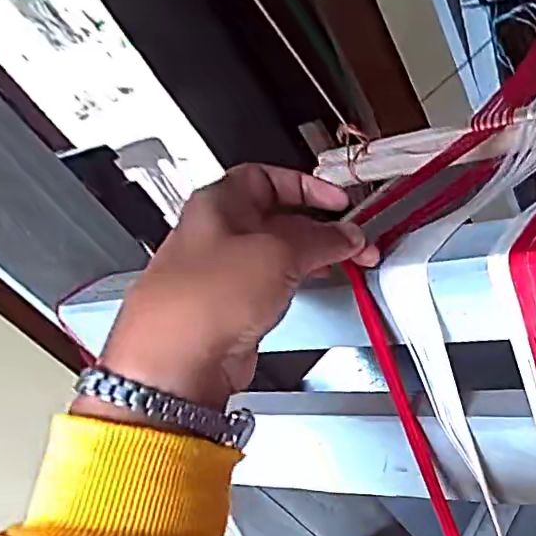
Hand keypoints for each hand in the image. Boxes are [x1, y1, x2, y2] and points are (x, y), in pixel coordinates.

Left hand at [83, 164, 380, 412]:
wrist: (181, 357)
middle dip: (322, 229)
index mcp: (218, 205)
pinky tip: (314, 290)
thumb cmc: (203, 300)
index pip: (267, 178)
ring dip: (315, 258)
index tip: (337, 200)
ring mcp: (227, 273)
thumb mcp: (277, 253)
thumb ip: (320, 240)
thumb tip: (346, 235)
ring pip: (281, 254)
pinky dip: (300, 284)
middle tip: (353, 241)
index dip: (307, 186)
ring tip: (344, 266)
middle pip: (280, 220)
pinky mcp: (237, 308)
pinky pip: (276, 286)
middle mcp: (219, 236)